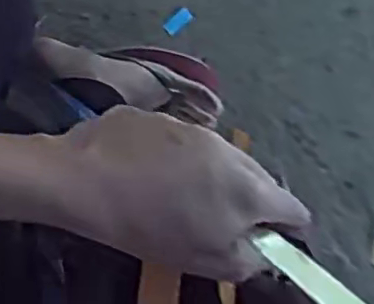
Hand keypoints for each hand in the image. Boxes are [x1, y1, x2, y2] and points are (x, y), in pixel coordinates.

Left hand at [52, 107, 310, 281]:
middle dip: (247, 195)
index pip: (294, 209)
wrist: (79, 179)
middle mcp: (217, 145)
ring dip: (206, 168)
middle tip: (219, 214)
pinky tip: (144, 165)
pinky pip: (168, 134)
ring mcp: (175, 122)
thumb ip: (255, 255)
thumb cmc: (148, 226)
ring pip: (210, 149)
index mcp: (247, 186)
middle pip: (254, 174)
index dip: (284, 228)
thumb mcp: (215, 262)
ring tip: (178, 188)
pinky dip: (167, 149)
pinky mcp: (140, 112)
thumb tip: (262, 244)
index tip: (264, 237)